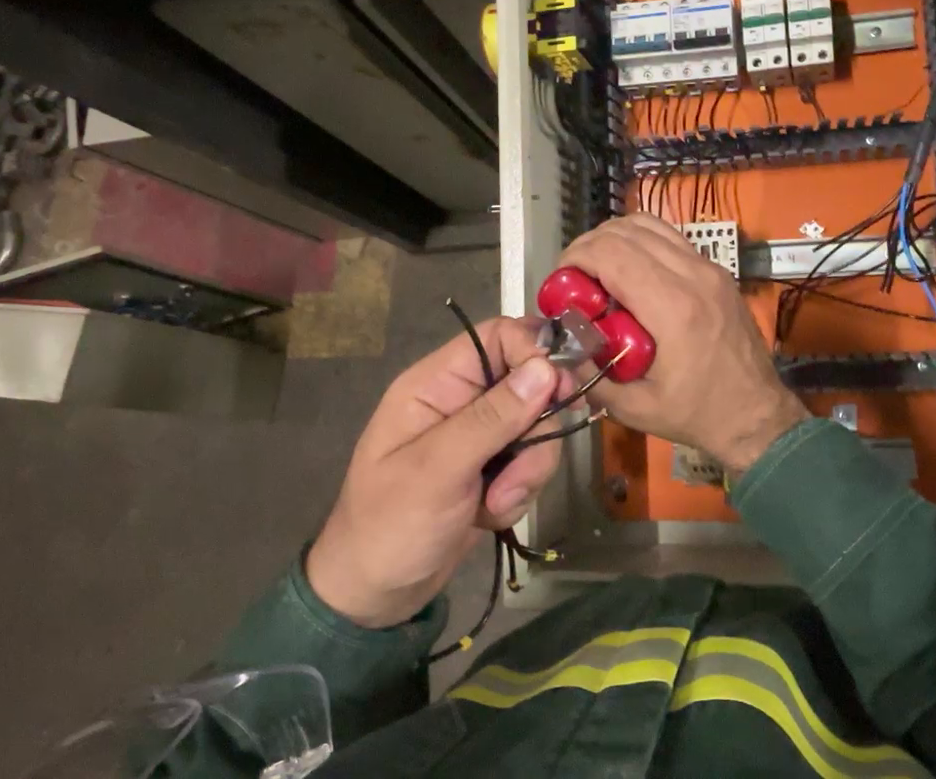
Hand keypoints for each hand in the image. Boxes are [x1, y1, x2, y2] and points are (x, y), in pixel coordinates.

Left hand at [305, 317, 573, 627]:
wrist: (375, 598)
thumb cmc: (390, 526)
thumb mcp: (438, 470)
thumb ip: (493, 417)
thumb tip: (546, 367)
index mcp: (436, 384)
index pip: (499, 337)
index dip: (535, 353)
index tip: (560, 391)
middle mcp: (461, 401)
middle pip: (530, 385)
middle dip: (534, 434)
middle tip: (517, 472)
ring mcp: (480, 437)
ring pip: (537, 429)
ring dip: (527, 472)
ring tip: (494, 504)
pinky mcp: (494, 468)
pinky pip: (531, 463)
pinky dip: (520, 492)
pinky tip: (489, 516)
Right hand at [560, 215, 805, 473]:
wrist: (756, 415)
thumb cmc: (696, 414)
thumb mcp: (634, 408)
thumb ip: (590, 374)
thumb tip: (558, 344)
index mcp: (673, 308)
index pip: (613, 253)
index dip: (577, 257)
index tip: (559, 281)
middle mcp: (694, 276)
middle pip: (628, 231)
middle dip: (589, 246)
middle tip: (573, 276)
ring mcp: (710, 269)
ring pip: (651, 225)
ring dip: (615, 238)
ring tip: (597, 269)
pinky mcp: (718, 272)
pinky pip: (671, 238)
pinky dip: (642, 242)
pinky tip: (630, 272)